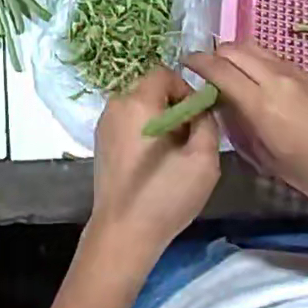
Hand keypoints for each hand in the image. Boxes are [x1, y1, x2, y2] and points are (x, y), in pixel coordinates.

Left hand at [87, 68, 220, 262]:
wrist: (122, 234)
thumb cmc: (165, 195)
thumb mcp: (203, 159)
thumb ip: (207, 122)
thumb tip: (200, 109)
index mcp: (138, 101)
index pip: (164, 73)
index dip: (185, 90)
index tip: (196, 119)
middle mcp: (117, 104)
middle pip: (151, 88)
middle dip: (173, 106)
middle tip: (186, 138)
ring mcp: (105, 122)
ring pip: (139, 106)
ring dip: (158, 120)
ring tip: (170, 153)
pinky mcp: (101, 141)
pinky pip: (127, 122)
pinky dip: (142, 132)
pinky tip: (152, 162)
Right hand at [186, 40, 307, 234]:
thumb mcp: (273, 163)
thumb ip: (242, 130)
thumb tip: (223, 107)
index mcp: (264, 105)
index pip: (219, 68)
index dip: (197, 63)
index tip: (184, 65)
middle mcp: (277, 79)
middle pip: (234, 48)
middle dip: (214, 56)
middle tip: (205, 74)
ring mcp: (296, 72)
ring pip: (253, 47)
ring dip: (235, 55)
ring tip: (229, 76)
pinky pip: (272, 57)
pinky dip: (255, 60)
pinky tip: (256, 83)